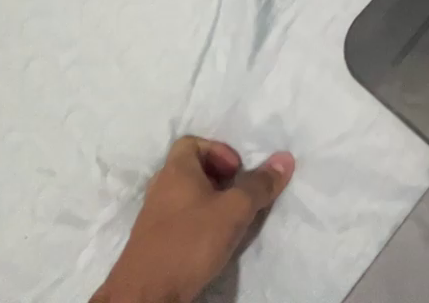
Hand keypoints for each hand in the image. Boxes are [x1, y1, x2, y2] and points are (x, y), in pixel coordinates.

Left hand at [92, 137, 295, 302]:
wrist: (143, 300)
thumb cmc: (188, 243)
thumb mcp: (234, 210)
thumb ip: (260, 184)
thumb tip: (285, 158)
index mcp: (175, 172)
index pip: (192, 142)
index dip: (218, 150)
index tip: (236, 172)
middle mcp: (161, 189)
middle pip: (192, 170)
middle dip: (220, 178)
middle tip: (238, 194)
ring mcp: (154, 219)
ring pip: (187, 197)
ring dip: (211, 203)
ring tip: (230, 220)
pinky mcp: (153, 245)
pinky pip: (180, 220)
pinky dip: (198, 224)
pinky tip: (213, 242)